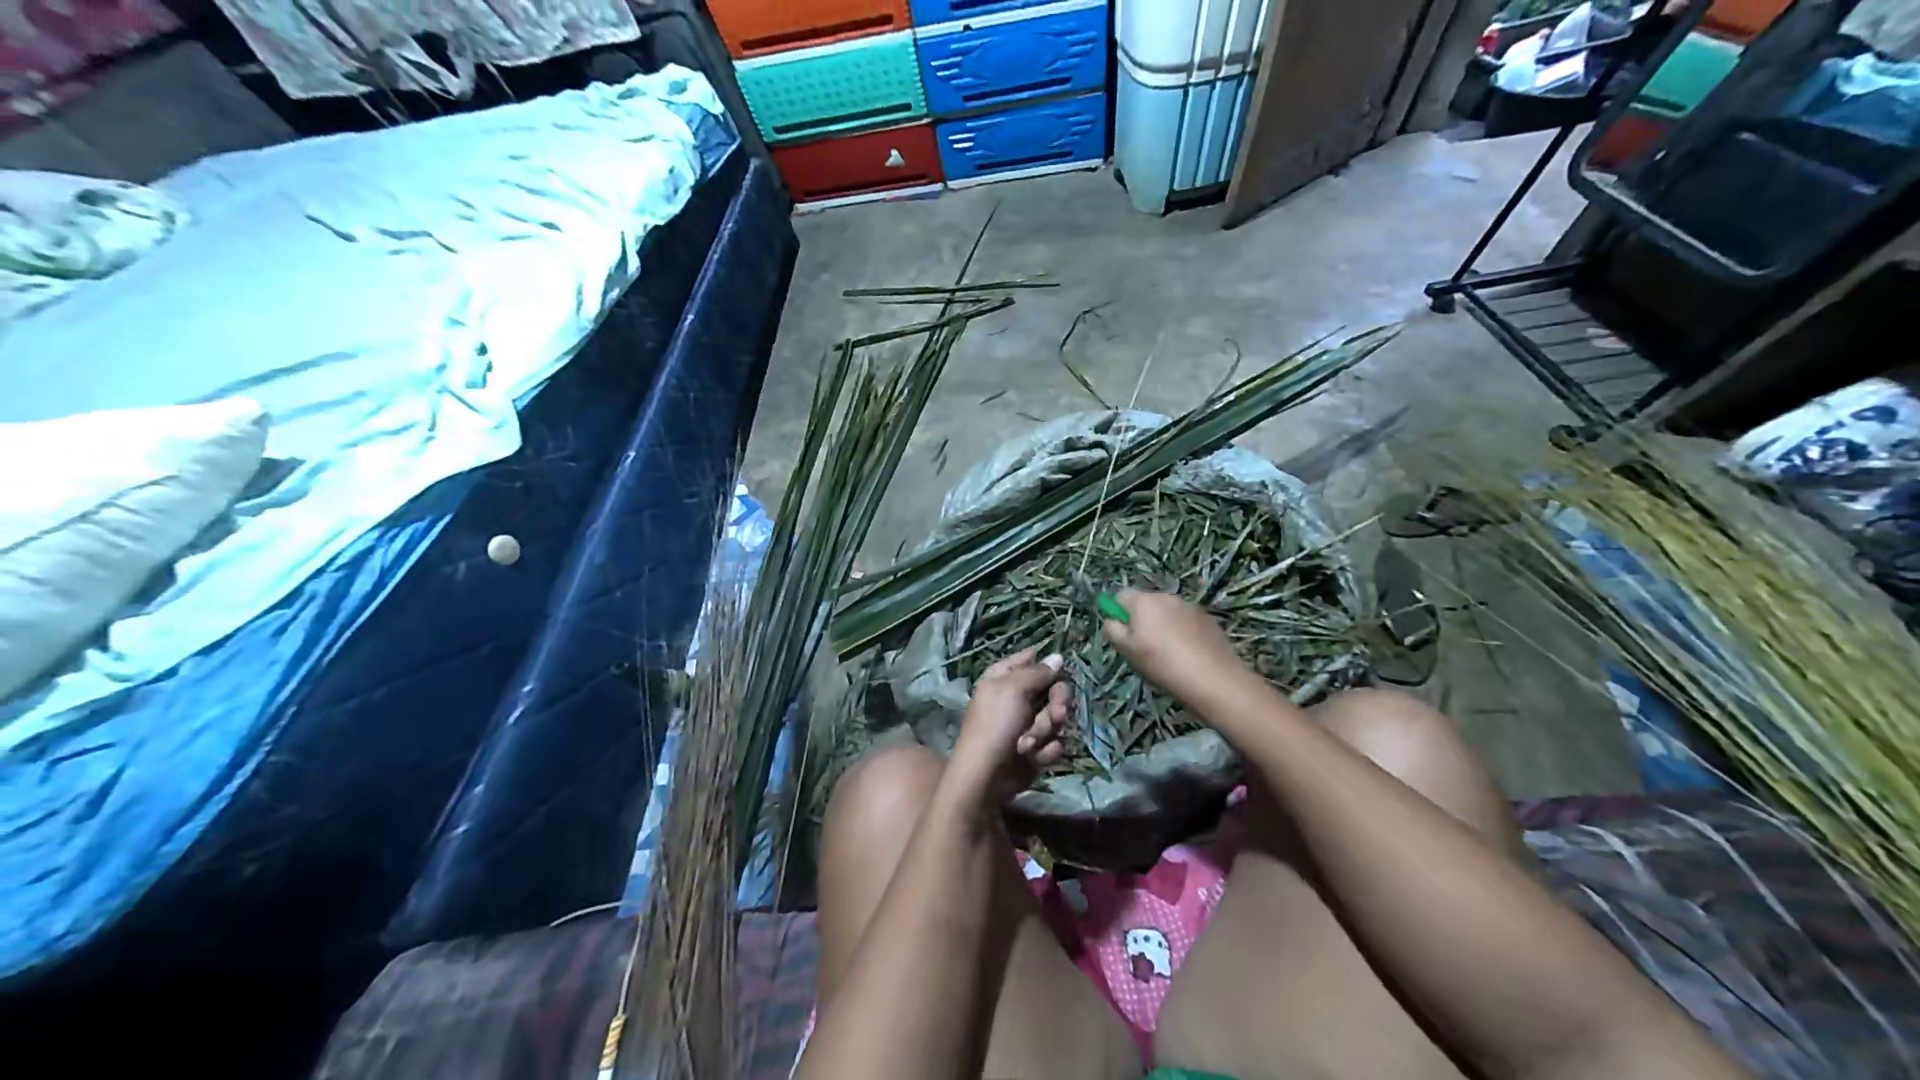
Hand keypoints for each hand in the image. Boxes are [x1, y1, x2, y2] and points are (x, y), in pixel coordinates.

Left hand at [947, 648, 1071, 802]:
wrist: (988, 776)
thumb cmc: (996, 725)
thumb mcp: (1014, 689)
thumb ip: (1038, 672)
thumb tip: (1058, 657)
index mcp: (1005, 676)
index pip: (1034, 658)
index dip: (1050, 666)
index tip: (1061, 674)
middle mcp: (1017, 696)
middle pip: (1054, 688)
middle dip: (1057, 704)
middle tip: (1057, 714)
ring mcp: (1028, 722)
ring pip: (1057, 716)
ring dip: (1046, 730)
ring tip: (1029, 743)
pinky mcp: (1037, 746)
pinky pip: (1055, 741)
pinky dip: (1046, 750)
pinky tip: (1034, 757)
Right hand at [1101, 589, 1247, 704]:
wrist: (1212, 678)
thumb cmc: (1161, 663)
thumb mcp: (1126, 650)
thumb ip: (1112, 630)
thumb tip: (1111, 620)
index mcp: (1143, 601)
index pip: (1120, 595)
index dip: (1118, 613)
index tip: (1124, 635)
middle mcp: (1166, 597)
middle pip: (1145, 603)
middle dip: (1142, 620)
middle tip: (1144, 647)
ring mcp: (1190, 606)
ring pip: (1167, 612)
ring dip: (1163, 625)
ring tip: (1169, 653)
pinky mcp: (1208, 619)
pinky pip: (1186, 621)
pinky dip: (1182, 632)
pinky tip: (1188, 653)